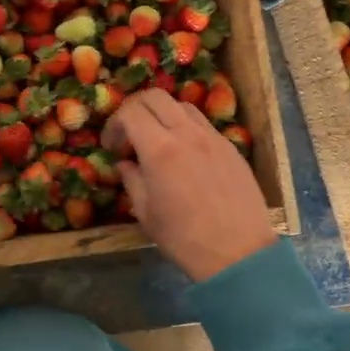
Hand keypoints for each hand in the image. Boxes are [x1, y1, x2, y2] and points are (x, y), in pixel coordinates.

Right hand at [102, 89, 275, 281]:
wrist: (238, 254)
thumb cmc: (184, 238)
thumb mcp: (145, 213)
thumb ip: (132, 180)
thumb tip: (125, 163)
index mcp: (160, 149)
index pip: (130, 112)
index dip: (114, 124)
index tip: (111, 146)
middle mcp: (187, 133)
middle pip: (155, 96)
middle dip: (135, 109)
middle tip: (129, 134)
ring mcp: (213, 137)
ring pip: (182, 105)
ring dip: (163, 115)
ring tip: (158, 140)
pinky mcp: (231, 147)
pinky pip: (203, 124)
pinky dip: (186, 128)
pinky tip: (185, 154)